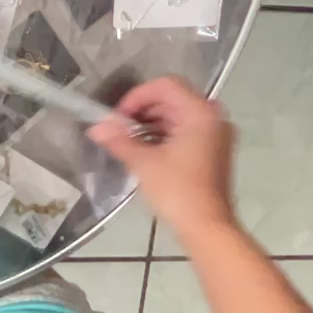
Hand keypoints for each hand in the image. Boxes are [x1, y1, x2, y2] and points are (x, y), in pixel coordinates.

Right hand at [88, 76, 236, 237]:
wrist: (207, 226)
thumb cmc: (177, 192)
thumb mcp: (144, 164)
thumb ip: (119, 141)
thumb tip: (96, 127)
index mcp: (199, 112)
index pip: (164, 85)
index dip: (136, 97)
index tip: (117, 119)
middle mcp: (212, 116)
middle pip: (172, 99)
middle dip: (142, 112)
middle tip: (119, 131)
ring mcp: (216, 134)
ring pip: (178, 117)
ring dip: (151, 126)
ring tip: (128, 144)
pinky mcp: (214, 151)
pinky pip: (186, 132)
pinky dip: (165, 137)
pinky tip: (146, 154)